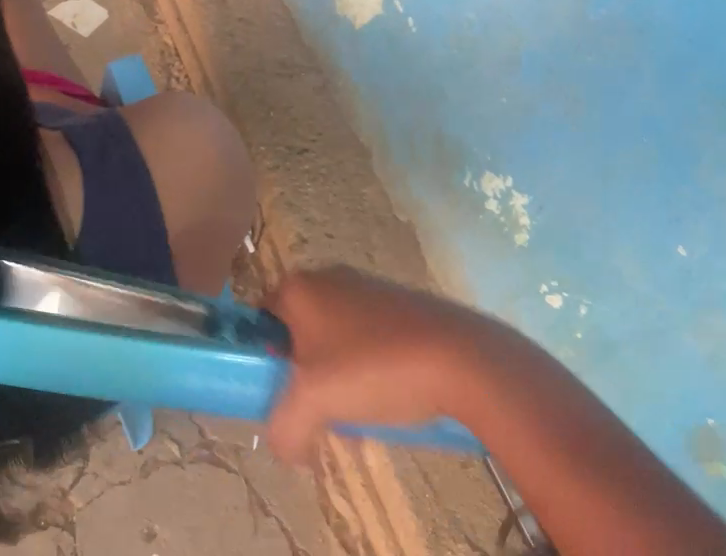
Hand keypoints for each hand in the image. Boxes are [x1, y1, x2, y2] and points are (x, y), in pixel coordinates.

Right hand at [263, 266, 515, 463]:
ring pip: (337, 339)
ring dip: (340, 377)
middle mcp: (329, 277)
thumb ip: (284, 428)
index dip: (265, 359)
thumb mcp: (313, 405)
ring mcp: (370, 287)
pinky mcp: (404, 305)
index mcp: (298, 287)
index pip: (260, 321)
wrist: (465, 362)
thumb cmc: (375, 369)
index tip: (282, 392)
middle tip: (319, 408)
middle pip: (299, 332)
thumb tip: (285, 448)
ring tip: (359, 412)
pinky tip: (391, 400)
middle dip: (306, 374)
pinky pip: (371, 339)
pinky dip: (372, 368)